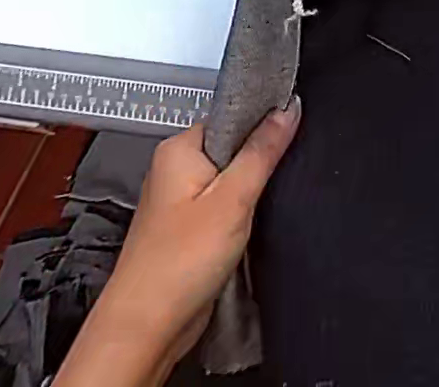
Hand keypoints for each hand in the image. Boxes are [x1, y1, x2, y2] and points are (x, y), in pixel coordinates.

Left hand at [55, 100, 300, 386]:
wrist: (145, 331)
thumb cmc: (177, 264)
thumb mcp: (234, 197)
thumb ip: (264, 149)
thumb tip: (290, 106)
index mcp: (179, 148)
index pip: (236, 113)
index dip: (267, 119)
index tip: (293, 129)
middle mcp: (177, 167)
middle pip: (238, 142)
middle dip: (263, 155)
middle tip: (280, 171)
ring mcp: (183, 196)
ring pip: (235, 172)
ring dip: (255, 183)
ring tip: (267, 196)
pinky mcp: (191, 222)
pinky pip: (229, 197)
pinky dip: (246, 203)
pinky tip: (257, 214)